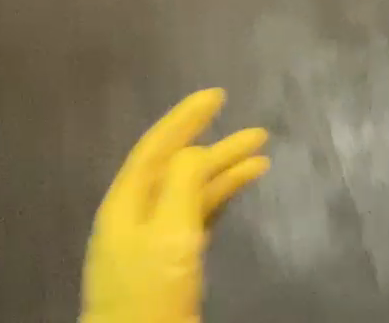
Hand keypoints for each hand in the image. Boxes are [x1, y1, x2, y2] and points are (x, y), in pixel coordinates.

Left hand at [82, 89, 269, 322]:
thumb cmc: (152, 292)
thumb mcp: (169, 230)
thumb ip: (183, 181)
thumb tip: (195, 152)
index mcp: (126, 203)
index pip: (157, 147)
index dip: (186, 118)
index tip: (218, 95)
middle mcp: (137, 215)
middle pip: (179, 166)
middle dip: (216, 144)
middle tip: (255, 129)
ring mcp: (153, 241)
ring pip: (192, 190)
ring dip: (226, 169)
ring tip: (262, 155)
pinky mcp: (171, 263)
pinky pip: (199, 213)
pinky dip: (223, 195)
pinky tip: (245, 184)